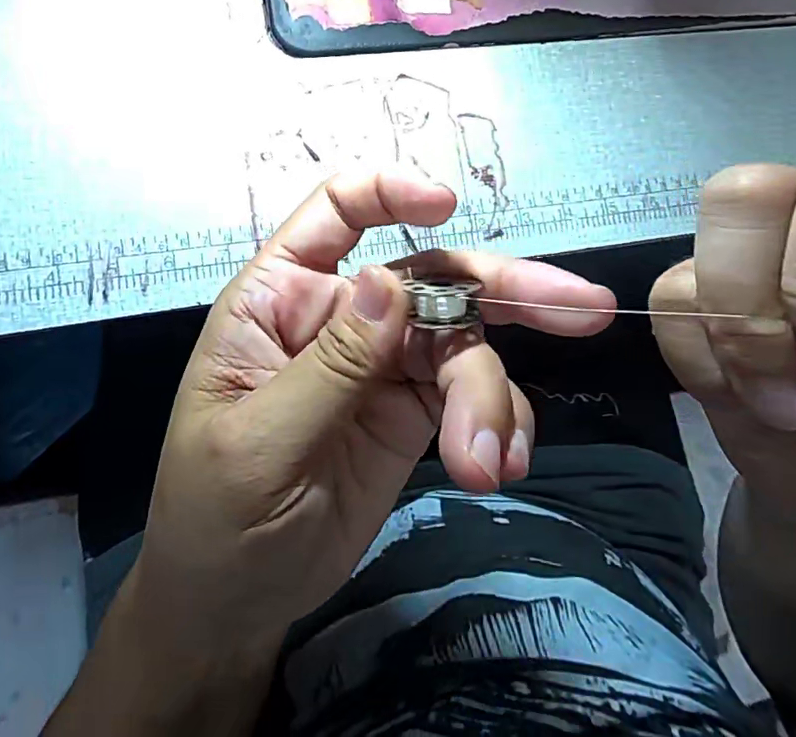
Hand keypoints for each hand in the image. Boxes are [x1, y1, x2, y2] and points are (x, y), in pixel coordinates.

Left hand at [133, 170, 616, 647]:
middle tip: (580, 311)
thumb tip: (389, 281)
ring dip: (491, 393)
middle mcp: (334, 316)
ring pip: (461, 341)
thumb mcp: (260, 442)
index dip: (387, 193)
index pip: (332, 214)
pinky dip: (496, 423)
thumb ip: (329, 364)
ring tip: (490, 463)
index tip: (448, 204)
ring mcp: (377, 364)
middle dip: (501, 290)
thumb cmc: (215, 513)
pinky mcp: (408, 413)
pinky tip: (494, 468)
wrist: (233, 601)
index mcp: (276, 299)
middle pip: (426, 275)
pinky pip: (469, 396)